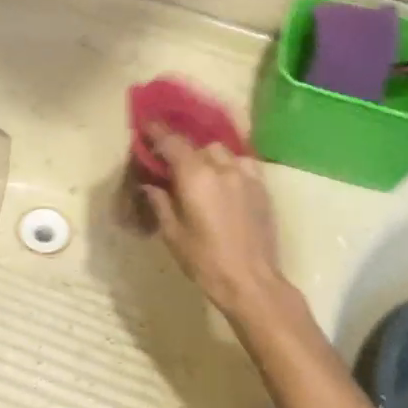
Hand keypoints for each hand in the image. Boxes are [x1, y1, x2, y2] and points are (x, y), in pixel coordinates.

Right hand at [141, 123, 290, 319]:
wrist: (250, 280)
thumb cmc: (205, 260)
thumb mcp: (173, 233)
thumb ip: (160, 203)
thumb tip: (149, 185)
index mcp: (196, 177)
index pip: (173, 143)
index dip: (157, 133)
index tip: (146, 127)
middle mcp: (222, 168)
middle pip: (198, 145)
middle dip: (182, 149)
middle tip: (170, 163)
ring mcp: (246, 175)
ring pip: (222, 152)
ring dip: (206, 157)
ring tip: (198, 172)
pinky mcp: (261, 187)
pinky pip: (242, 163)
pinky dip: (228, 165)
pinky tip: (223, 180)